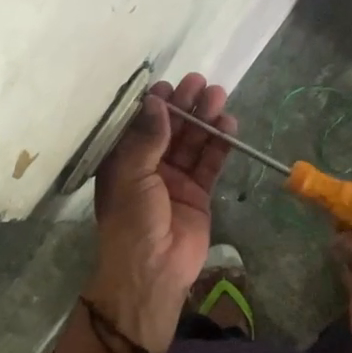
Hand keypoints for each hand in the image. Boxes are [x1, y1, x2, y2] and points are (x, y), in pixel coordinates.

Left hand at [88, 73, 237, 352]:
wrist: (153, 269)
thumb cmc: (132, 220)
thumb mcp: (132, 174)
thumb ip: (147, 138)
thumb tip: (156, 102)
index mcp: (122, 161)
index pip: (140, 125)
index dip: (155, 105)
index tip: (170, 85)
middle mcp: (148, 167)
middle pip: (169, 130)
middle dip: (185, 107)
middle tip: (201, 83)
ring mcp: (174, 180)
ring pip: (192, 143)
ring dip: (205, 120)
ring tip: (219, 96)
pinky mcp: (198, 194)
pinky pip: (209, 163)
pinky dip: (219, 145)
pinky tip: (228, 125)